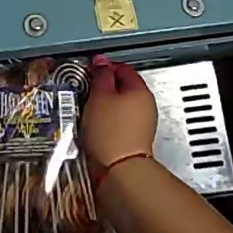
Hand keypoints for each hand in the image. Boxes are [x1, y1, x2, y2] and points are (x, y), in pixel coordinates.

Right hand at [82, 55, 156, 169]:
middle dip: (105, 88)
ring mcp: (143, 123)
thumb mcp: (100, 97)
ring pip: (122, 106)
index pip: (122, 68)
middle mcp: (146, 104)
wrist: (120, 171)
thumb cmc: (110, 132)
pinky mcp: (135, 140)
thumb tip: (102, 61)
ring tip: (88, 112)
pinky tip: (97, 129)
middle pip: (124, 87)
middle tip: (86, 92)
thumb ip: (101, 76)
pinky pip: (121, 123)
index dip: (105, 67)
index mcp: (140, 89)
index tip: (90, 71)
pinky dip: (109, 123)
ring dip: (106, 107)